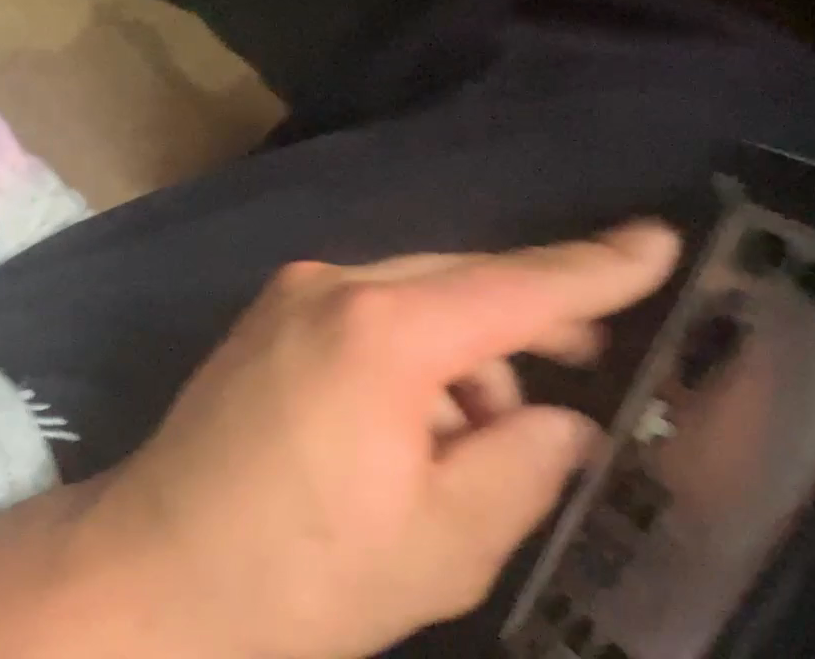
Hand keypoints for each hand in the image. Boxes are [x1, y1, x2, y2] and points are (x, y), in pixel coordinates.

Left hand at [76, 222, 680, 658]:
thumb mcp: (444, 539)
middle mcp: (330, 287)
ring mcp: (287, 299)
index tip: (659, 242)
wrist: (155, 571)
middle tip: (589, 370)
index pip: (515, 287)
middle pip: (459, 284)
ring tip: (478, 447)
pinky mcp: (264, 325)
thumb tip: (564, 425)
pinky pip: (363, 320)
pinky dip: (407, 361)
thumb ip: (525, 466)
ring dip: (462, 358)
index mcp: (381, 329)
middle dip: (529, 326)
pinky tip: (414, 431)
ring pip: (410, 302)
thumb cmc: (301, 571)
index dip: (596, 270)